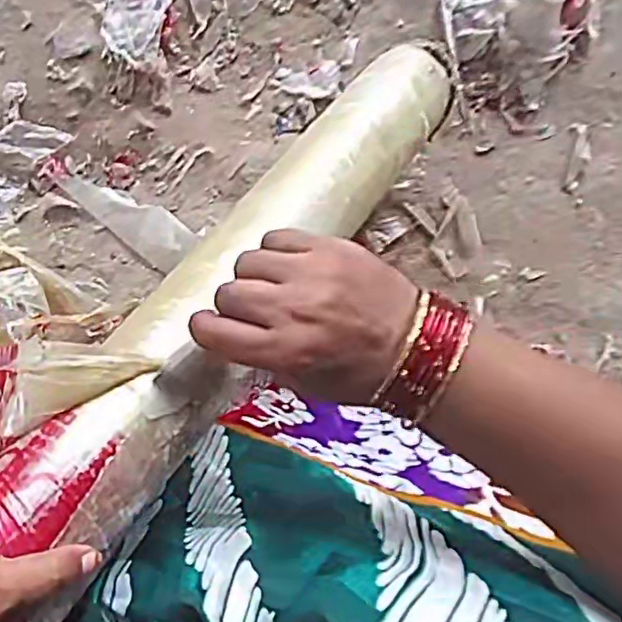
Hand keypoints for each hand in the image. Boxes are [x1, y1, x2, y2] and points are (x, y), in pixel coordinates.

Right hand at [189, 228, 421, 403]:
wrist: (416, 346)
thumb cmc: (358, 375)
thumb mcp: (303, 383)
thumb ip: (263, 358)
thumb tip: (232, 332)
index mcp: (286, 351)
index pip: (216, 332)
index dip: (204, 329)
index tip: (209, 327)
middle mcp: (294, 309)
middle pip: (228, 293)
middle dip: (231, 305)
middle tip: (250, 311)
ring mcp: (313, 273)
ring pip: (247, 261)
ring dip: (251, 276)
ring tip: (271, 285)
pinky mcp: (330, 247)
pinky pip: (277, 238)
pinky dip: (274, 252)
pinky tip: (287, 266)